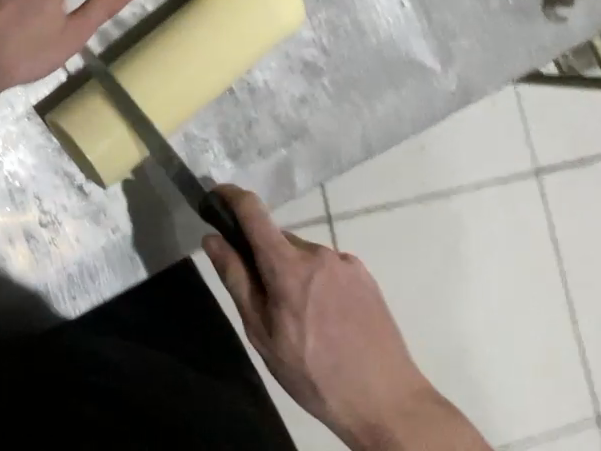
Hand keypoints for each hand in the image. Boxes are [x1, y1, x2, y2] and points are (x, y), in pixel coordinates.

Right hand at [204, 185, 482, 450]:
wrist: (388, 403)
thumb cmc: (314, 374)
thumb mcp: (262, 334)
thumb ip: (236, 280)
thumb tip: (212, 238)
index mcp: (288, 266)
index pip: (253, 211)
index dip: (230, 196)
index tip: (215, 196)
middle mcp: (318, 253)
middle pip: (278, 240)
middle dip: (264, 258)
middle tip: (265, 302)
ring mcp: (346, 263)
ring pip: (303, 256)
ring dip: (292, 273)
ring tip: (302, 320)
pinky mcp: (365, 276)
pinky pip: (328, 268)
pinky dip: (317, 282)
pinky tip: (327, 319)